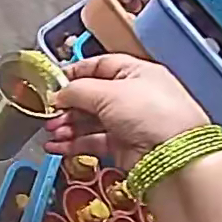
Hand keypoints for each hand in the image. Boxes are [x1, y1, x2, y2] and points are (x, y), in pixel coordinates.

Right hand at [42, 54, 209, 168]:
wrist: (171, 154)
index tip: (52, 83)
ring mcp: (126, 122)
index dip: (74, 73)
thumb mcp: (109, 92)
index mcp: (134, 73)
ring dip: (67, 126)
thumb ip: (78, 91)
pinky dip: (72, 144)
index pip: (99, 66)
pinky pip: (91, 141)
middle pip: (90, 96)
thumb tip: (58, 94)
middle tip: (49, 114)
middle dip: (67, 105)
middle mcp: (130, 96)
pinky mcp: (121, 145)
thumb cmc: (148, 113)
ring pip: (88, 121)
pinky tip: (55, 147)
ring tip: (52, 133)